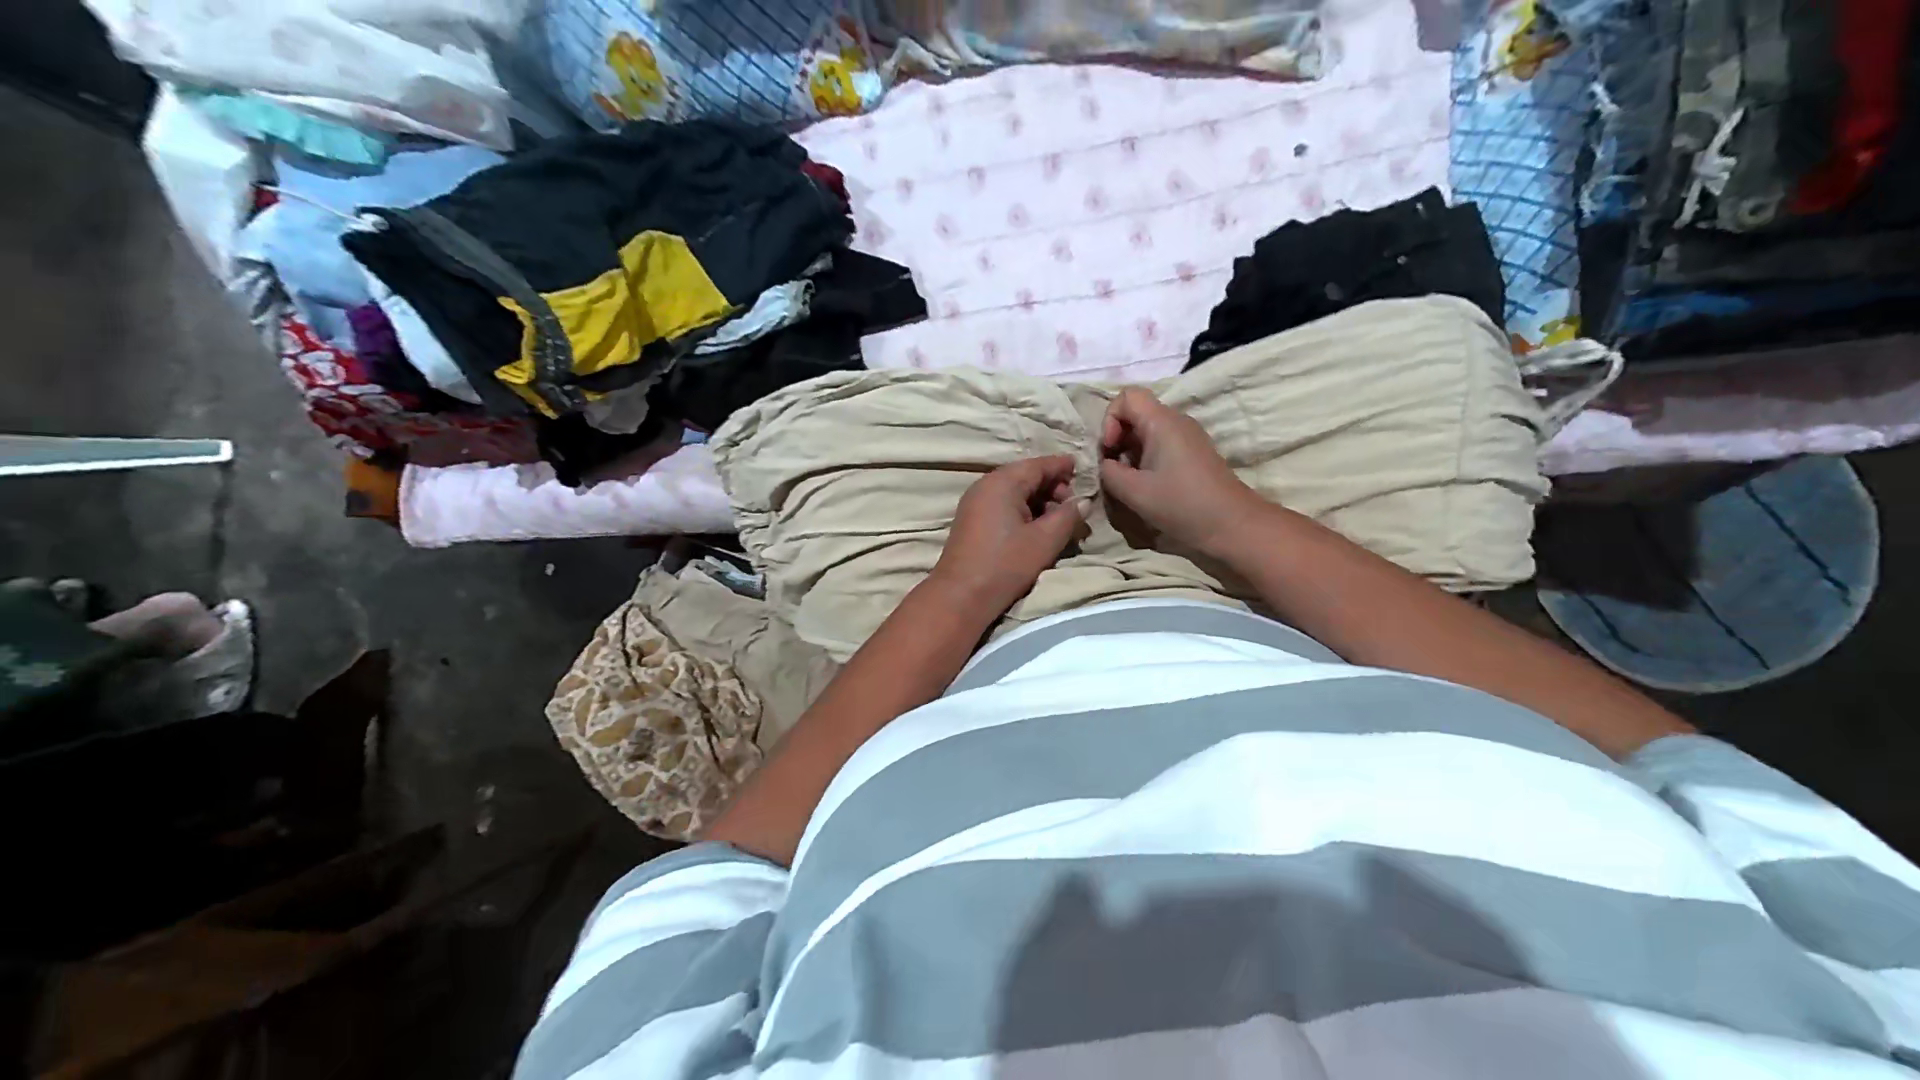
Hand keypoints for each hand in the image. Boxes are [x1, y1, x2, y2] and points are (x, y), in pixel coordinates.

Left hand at [931, 455, 1086, 616]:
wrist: (961, 596)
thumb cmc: (1005, 564)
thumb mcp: (1045, 540)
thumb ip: (1068, 516)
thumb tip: (1083, 501)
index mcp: (1002, 483)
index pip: (1038, 465)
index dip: (1062, 467)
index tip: (1082, 470)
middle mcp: (985, 486)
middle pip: (1025, 477)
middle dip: (1052, 488)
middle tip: (1073, 507)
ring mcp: (975, 503)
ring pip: (1014, 493)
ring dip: (1039, 503)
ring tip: (1059, 522)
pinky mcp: (972, 521)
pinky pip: (1003, 506)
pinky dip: (1023, 512)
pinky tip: (1037, 530)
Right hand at [1099, 386, 1262, 555]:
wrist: (1232, 525)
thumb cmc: (1181, 504)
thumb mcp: (1134, 491)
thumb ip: (1108, 473)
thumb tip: (1105, 465)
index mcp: (1162, 422)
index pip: (1127, 397)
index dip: (1110, 420)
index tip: (1110, 451)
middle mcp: (1176, 422)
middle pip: (1135, 414)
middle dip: (1117, 440)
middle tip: (1113, 471)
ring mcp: (1187, 438)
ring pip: (1146, 433)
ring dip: (1130, 454)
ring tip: (1128, 483)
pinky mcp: (1192, 454)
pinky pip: (1160, 446)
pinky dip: (1145, 461)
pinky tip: (1146, 487)